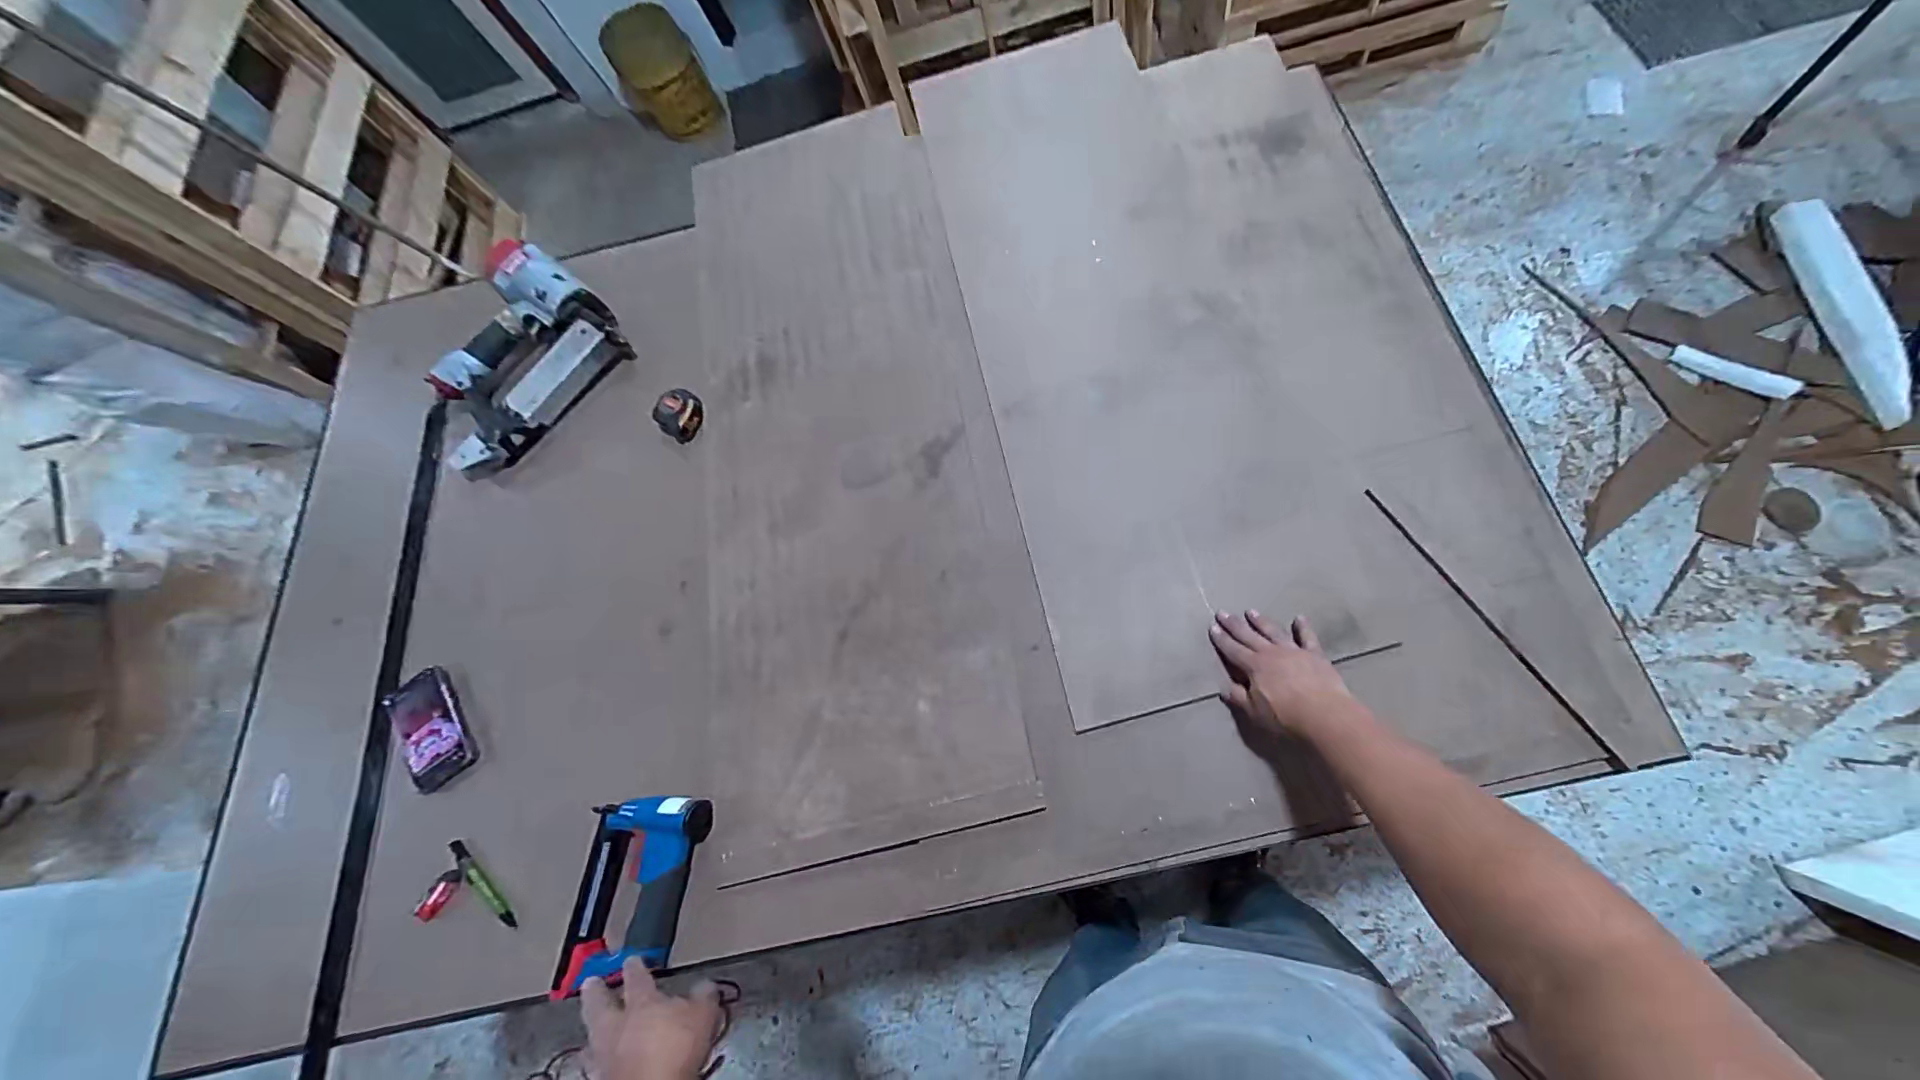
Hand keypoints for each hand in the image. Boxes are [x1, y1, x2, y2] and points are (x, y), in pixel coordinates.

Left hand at [582, 958, 723, 1079]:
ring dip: (593, 1027)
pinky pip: (595, 1063)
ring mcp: (604, 1054)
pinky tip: (600, 1059)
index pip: (637, 978)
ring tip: (592, 1025)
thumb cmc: (676, 1048)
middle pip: (600, 1004)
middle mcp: (617, 1025)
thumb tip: (705, 984)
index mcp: (642, 1002)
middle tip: (591, 981)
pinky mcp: (601, 1079)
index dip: (635, 967)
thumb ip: (703, 996)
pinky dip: (597, 1058)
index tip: (631, 958)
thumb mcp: (702, 1014)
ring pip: (593, 1034)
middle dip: (596, 991)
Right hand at [1209, 611, 1360, 741]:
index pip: (1232, 650)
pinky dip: (1303, 627)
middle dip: (1234, 625)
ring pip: (1273, 632)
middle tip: (1223, 612)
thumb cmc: (1285, 716)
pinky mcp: (1315, 655)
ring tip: (1251, 611)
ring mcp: (1294, 651)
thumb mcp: (1254, 711)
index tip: (1212, 627)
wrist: (1324, 715)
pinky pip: (1307, 638)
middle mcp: (1271, 653)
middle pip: (1248, 636)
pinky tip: (1299, 618)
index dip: (1221, 639)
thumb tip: (1224, 688)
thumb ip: (1238, 697)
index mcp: (1254, 666)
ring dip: (1261, 622)